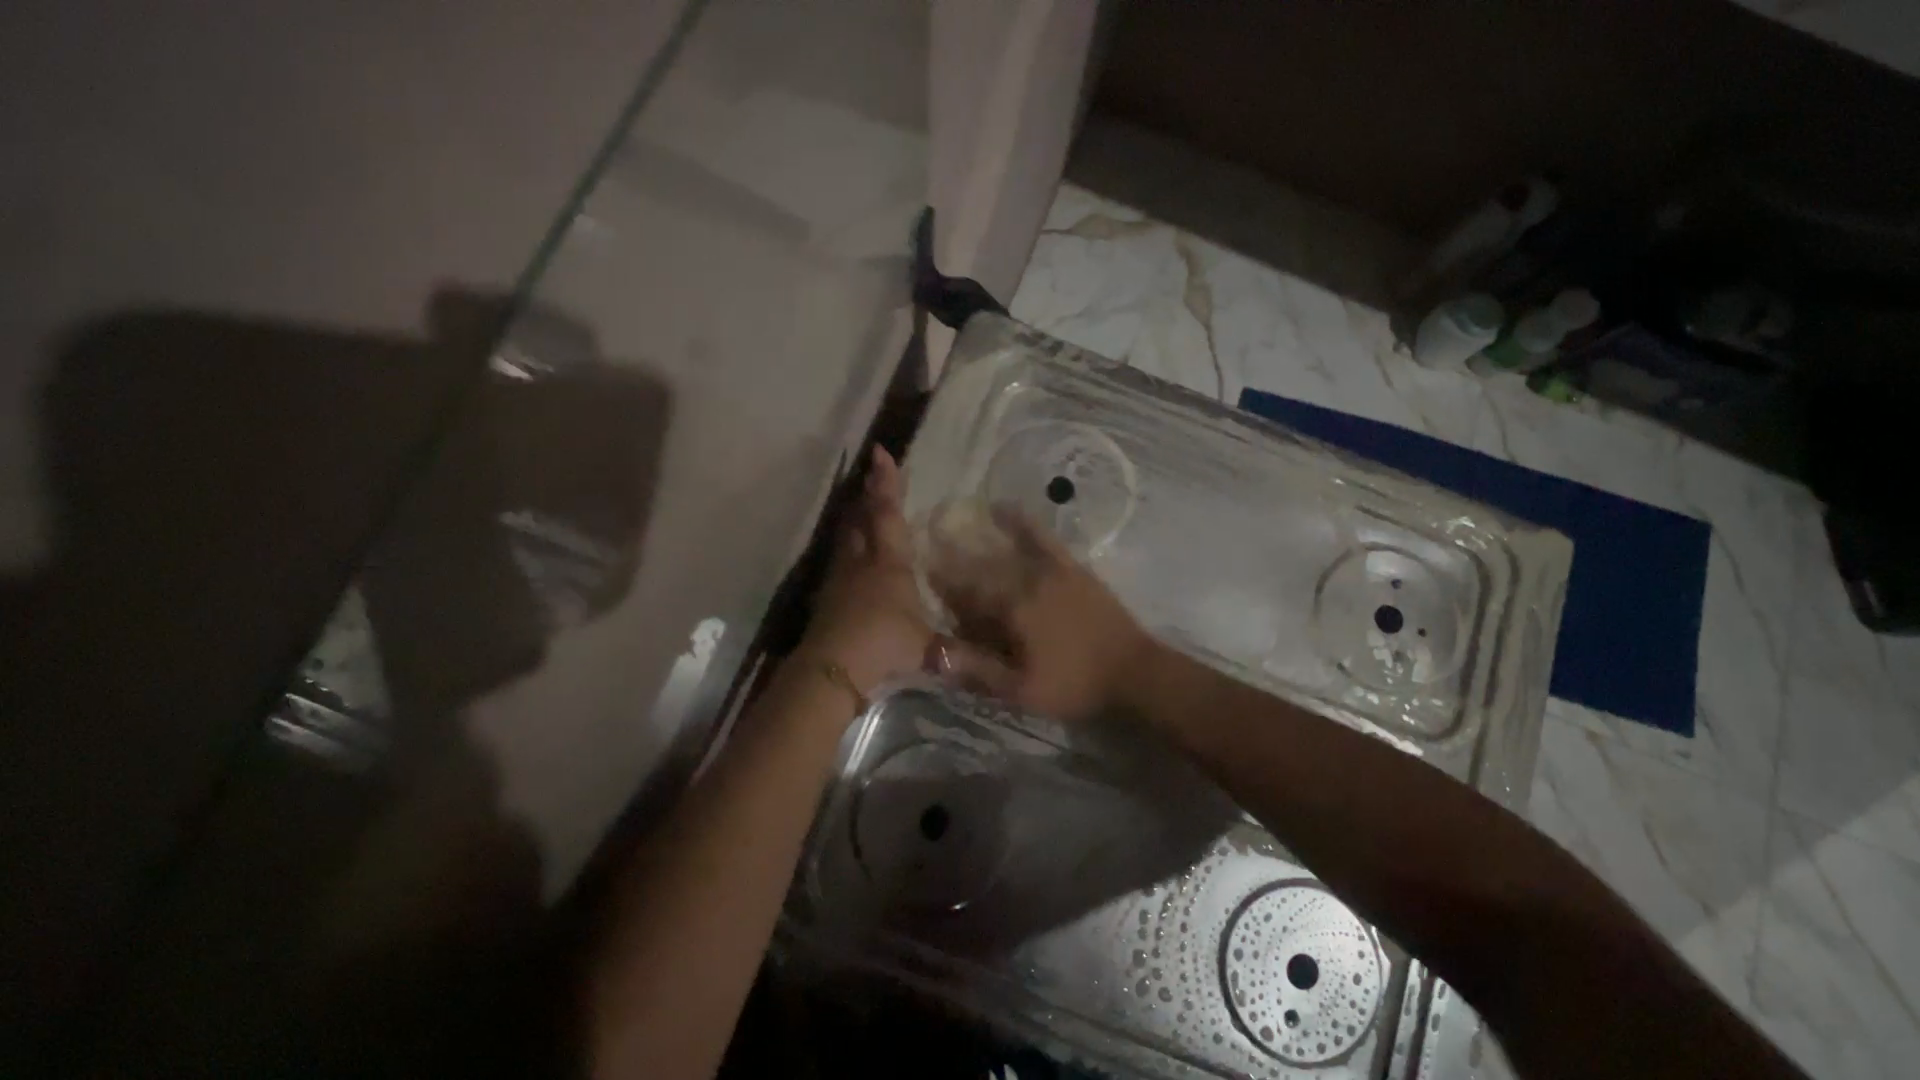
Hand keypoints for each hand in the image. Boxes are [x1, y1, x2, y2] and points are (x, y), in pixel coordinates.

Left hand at [800, 446, 932, 696]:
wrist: (833, 669)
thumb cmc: (885, 645)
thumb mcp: (928, 649)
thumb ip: (957, 652)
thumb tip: (993, 666)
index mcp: (889, 564)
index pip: (888, 514)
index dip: (887, 484)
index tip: (881, 454)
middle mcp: (861, 563)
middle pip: (861, 519)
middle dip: (867, 497)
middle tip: (871, 478)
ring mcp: (839, 581)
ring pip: (846, 539)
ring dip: (854, 522)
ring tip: (861, 511)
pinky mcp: (826, 601)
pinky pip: (839, 565)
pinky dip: (847, 553)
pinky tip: (851, 563)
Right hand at [925, 502, 1152, 721]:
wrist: (1134, 672)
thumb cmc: (1074, 685)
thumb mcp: (1021, 690)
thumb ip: (976, 669)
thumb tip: (931, 652)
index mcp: (1012, 607)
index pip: (964, 587)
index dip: (940, 580)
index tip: (919, 572)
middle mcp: (1028, 578)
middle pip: (981, 563)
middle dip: (953, 557)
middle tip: (930, 547)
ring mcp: (1053, 568)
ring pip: (1006, 548)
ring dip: (978, 537)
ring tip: (953, 525)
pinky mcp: (1073, 567)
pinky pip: (1042, 536)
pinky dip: (1021, 522)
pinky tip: (1005, 509)